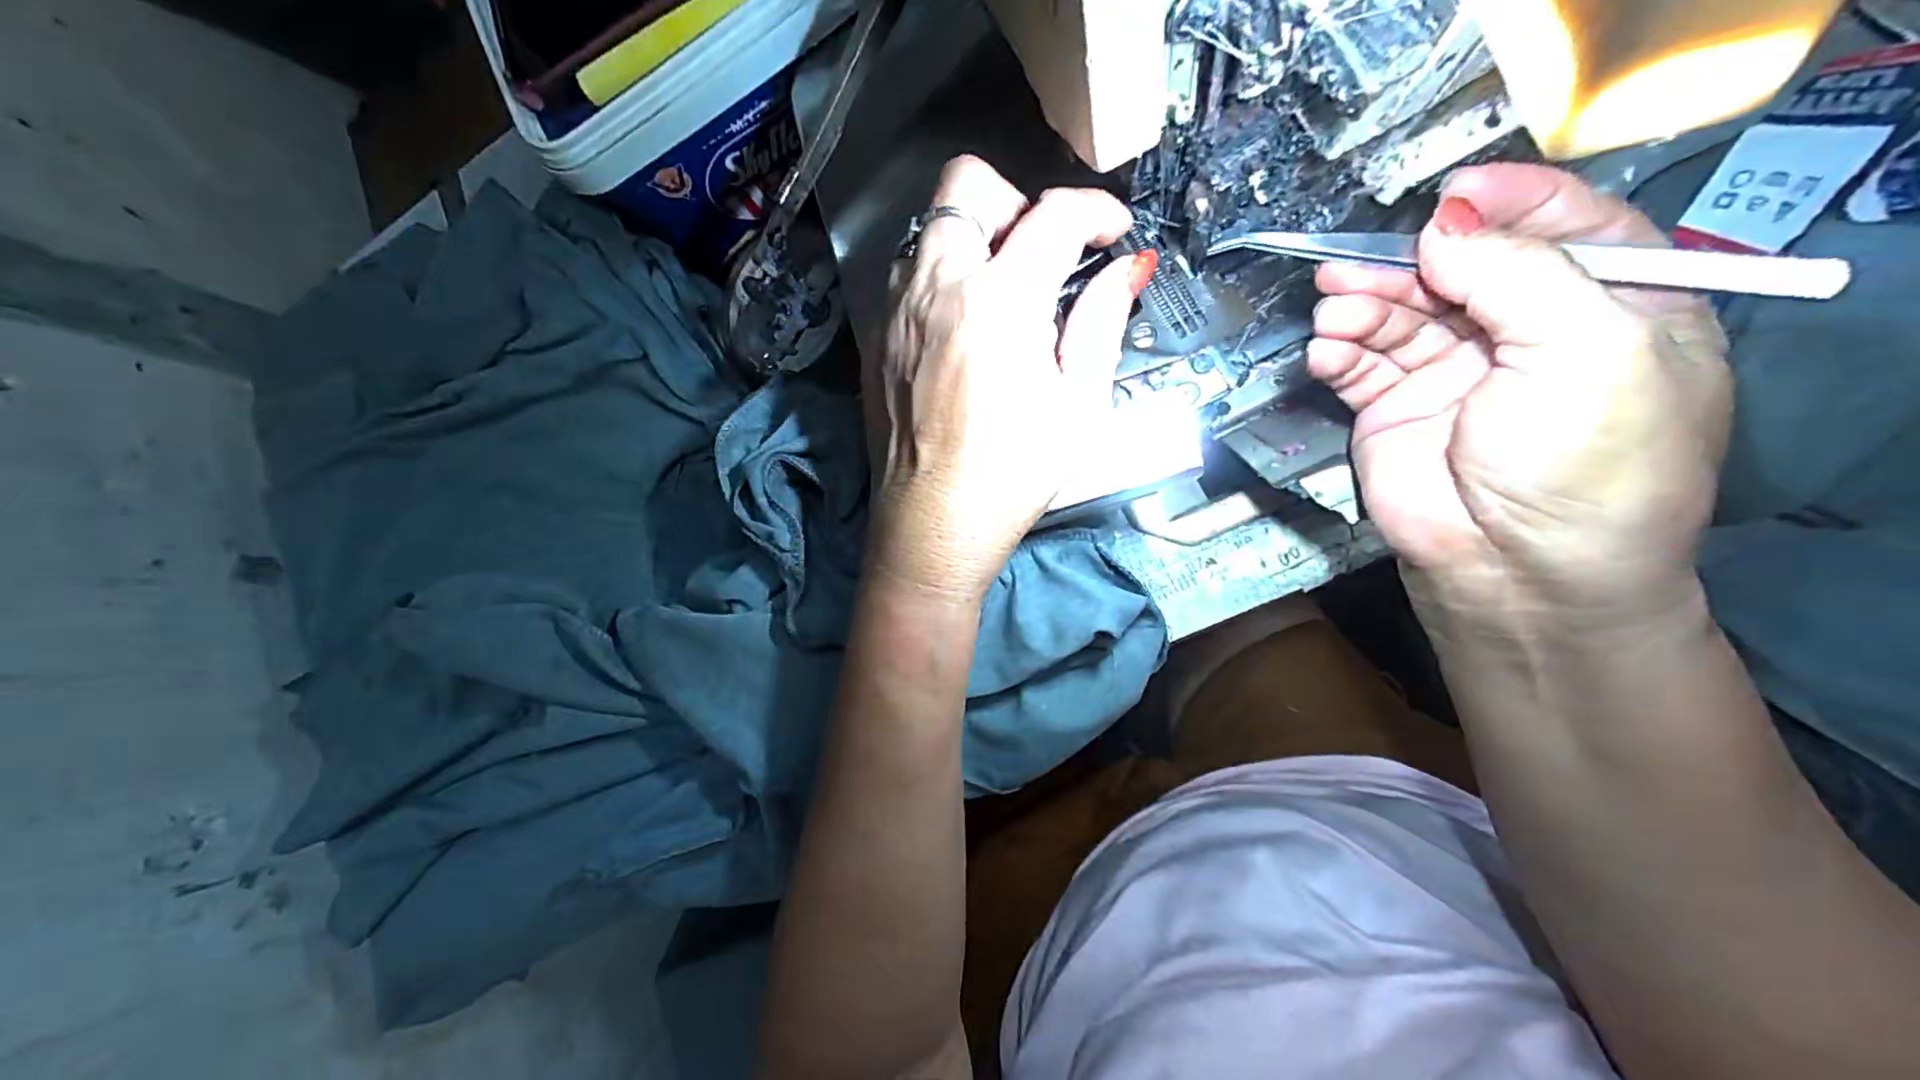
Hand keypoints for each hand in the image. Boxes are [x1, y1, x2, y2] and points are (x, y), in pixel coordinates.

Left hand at [865, 155, 1154, 602]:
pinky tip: (960, 326)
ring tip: (1001, 290)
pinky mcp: (875, 340)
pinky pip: (904, 277)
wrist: (932, 528)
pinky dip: (939, 279)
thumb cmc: (1012, 478)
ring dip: (972, 239)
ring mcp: (896, 312)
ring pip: (928, 229)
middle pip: (967, 183)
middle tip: (1042, 249)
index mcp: (1000, 302)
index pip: (1053, 213)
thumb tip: (1124, 272)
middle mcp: (938, 289)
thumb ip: (1100, 323)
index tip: (1111, 230)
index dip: (1095, 209)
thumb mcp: (1078, 405)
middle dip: (1016, 200)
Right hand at [1308, 164, 1733, 617]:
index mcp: (1609, 307)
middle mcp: (1526, 334)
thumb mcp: (1591, 349)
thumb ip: (1521, 274)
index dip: (1506, 203)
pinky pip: (1360, 364)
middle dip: (1407, 260)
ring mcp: (1453, 374)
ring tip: (1335, 309)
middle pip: (1459, 269)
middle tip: (1355, 260)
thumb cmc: (1587, 464)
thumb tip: (1446, 227)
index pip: (1560, 228)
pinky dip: (1339, 351)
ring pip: (1399, 313)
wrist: (1518, 571)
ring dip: (1362, 304)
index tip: (1452, 196)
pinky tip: (1327, 349)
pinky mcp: (1394, 411)